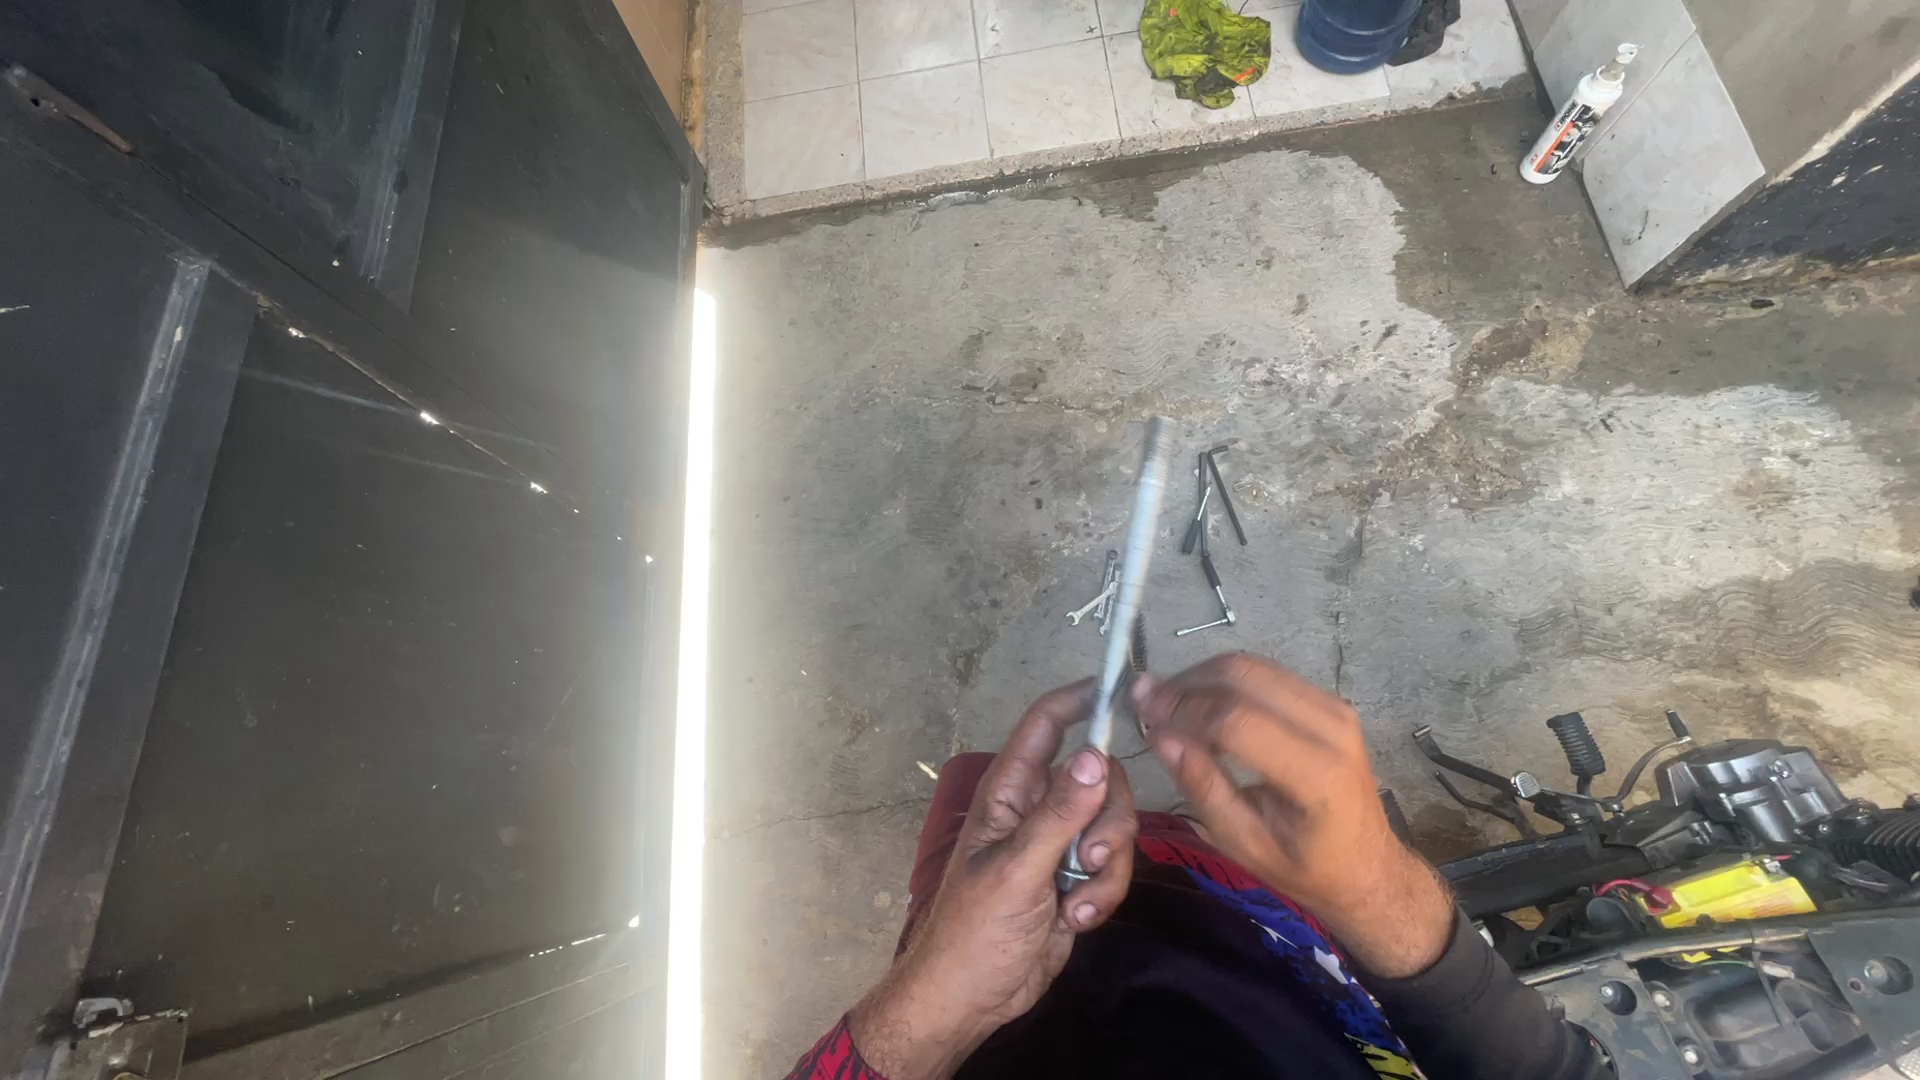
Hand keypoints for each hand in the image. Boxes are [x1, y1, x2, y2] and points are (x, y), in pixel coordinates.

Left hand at [849, 680, 1137, 1079]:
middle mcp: (1039, 805)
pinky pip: (1113, 865)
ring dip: (1106, 868)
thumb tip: (1095, 755)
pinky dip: (1103, 893)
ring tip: (1074, 904)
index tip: (1122, 691)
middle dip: (1107, 819)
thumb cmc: (976, 928)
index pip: (1047, 724)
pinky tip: (1074, 920)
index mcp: (1012, 789)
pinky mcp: (1078, 876)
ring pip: (1114, 824)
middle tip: (1087, 857)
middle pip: (1100, 777)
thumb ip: (1058, 814)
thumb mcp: (1017, 869)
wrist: (973, 998)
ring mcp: (1061, 841)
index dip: (1079, 700)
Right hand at [1133, 654, 1453, 977]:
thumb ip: (1202, 787)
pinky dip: (1221, 679)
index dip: (1181, 709)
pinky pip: (1263, 672)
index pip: (1236, 721)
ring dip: (1199, 676)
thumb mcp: (1244, 844)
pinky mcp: (1326, 699)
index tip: (1138, 710)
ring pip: (1250, 666)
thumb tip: (1158, 736)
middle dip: (1184, 684)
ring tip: (1165, 702)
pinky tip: (1198, 702)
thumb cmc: (1305, 867)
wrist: (1368, 866)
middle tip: (1144, 701)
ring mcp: (1333, 707)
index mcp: (1316, 775)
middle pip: (1242, 678)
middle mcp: (1330, 728)